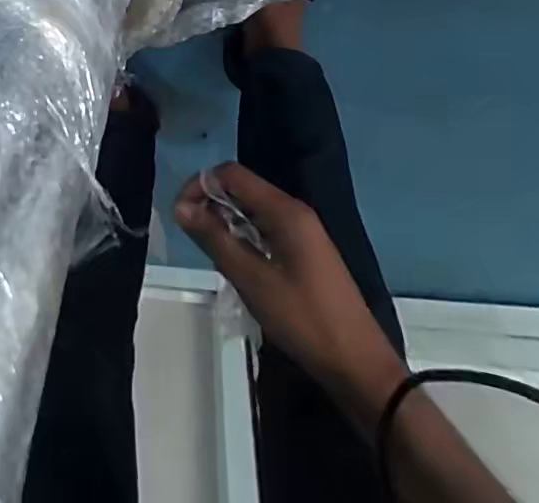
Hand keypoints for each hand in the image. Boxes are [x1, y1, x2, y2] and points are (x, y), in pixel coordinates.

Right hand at [174, 162, 404, 425]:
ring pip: (252, 211)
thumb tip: (181, 207)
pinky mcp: (305, 251)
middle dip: (211, 204)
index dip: (200, 185)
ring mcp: (302, 232)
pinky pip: (265, 230)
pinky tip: (237, 266)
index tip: (180, 215)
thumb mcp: (252, 280)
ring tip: (213, 256)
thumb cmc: (304, 319)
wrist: (358, 364)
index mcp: (285, 211)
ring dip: (226, 224)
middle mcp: (294, 211)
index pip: (232, 174)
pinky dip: (244, 239)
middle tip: (192, 239)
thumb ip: (215, 239)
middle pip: (242, 189)